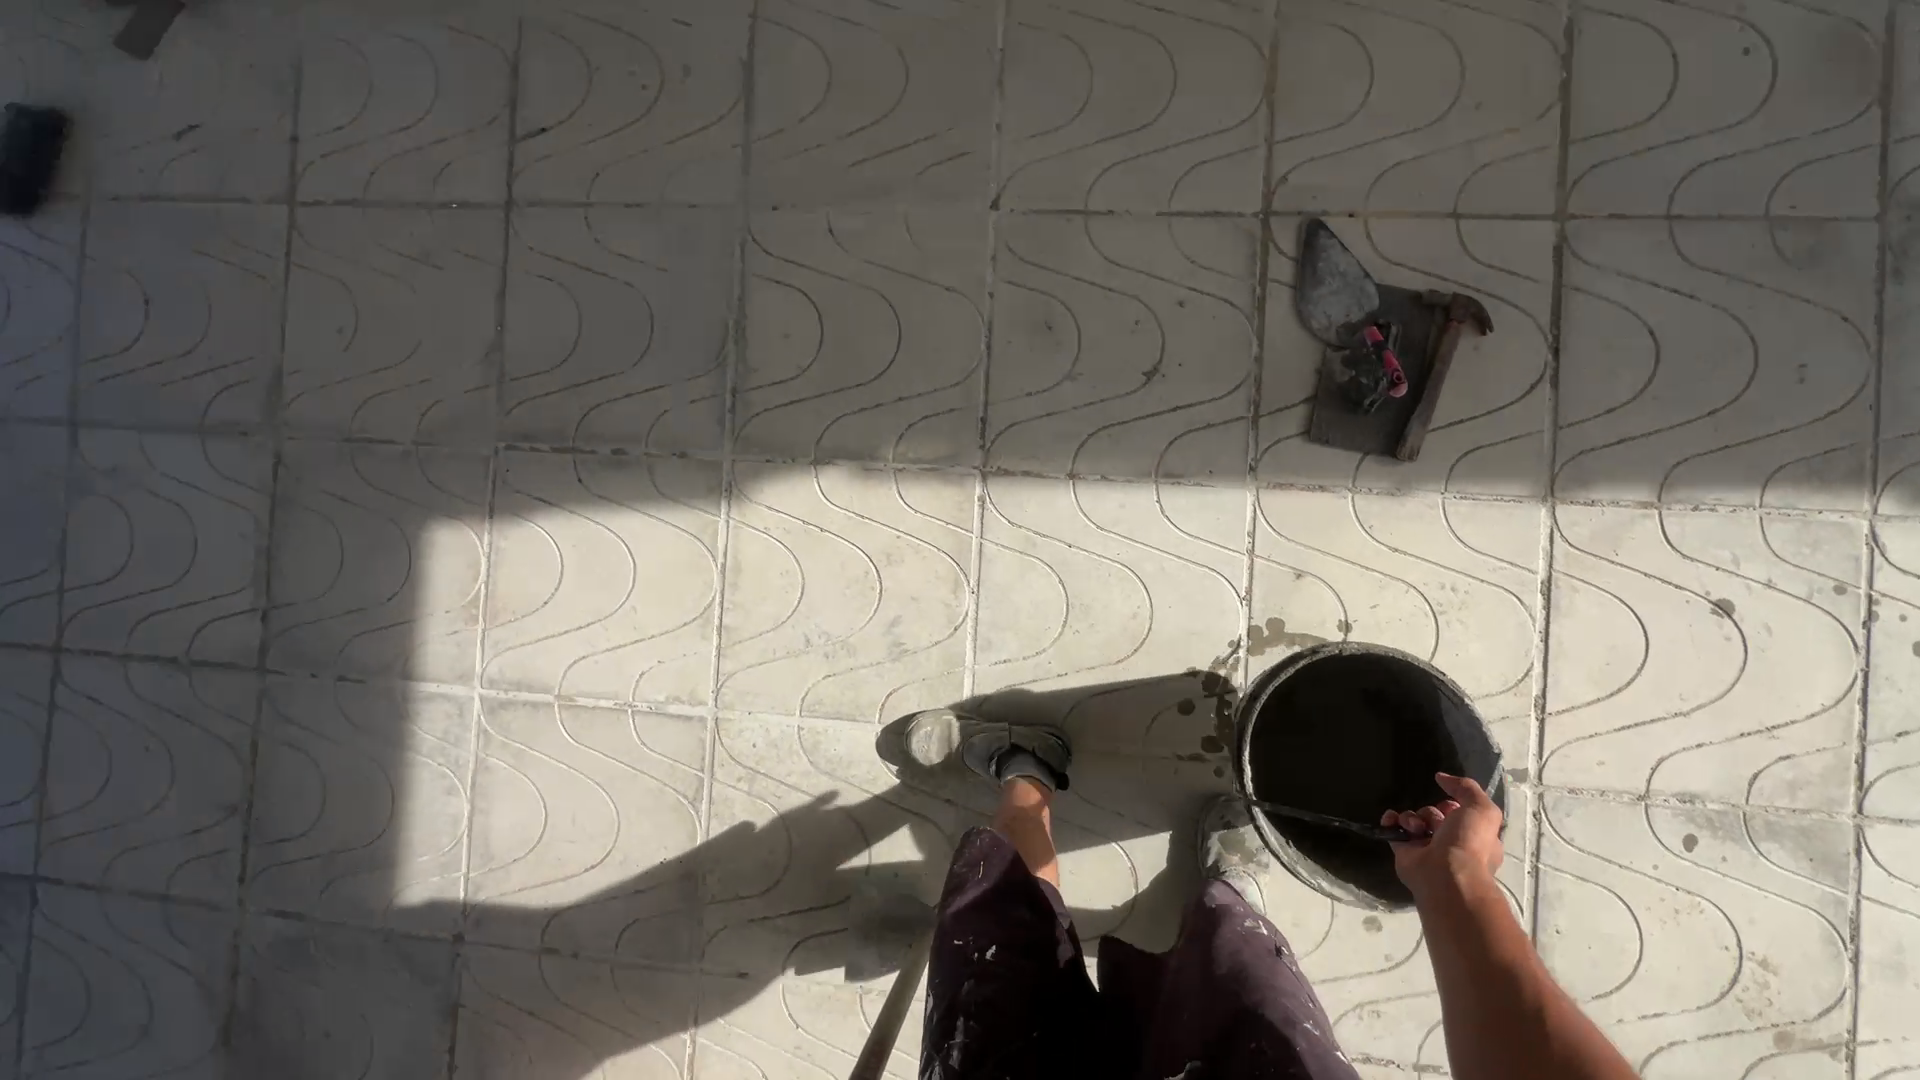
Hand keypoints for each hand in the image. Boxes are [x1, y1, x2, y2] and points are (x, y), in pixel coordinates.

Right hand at [1381, 772, 1503, 899]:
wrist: (1445, 874)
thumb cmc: (1469, 843)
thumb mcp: (1482, 810)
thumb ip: (1466, 788)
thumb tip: (1442, 777)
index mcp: (1472, 836)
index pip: (1459, 813)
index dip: (1452, 805)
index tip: (1449, 805)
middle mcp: (1450, 842)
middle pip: (1433, 814)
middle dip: (1430, 812)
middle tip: (1433, 822)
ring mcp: (1426, 848)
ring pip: (1413, 819)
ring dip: (1411, 817)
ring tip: (1415, 827)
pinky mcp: (1404, 851)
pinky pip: (1393, 828)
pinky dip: (1390, 821)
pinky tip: (1391, 820)